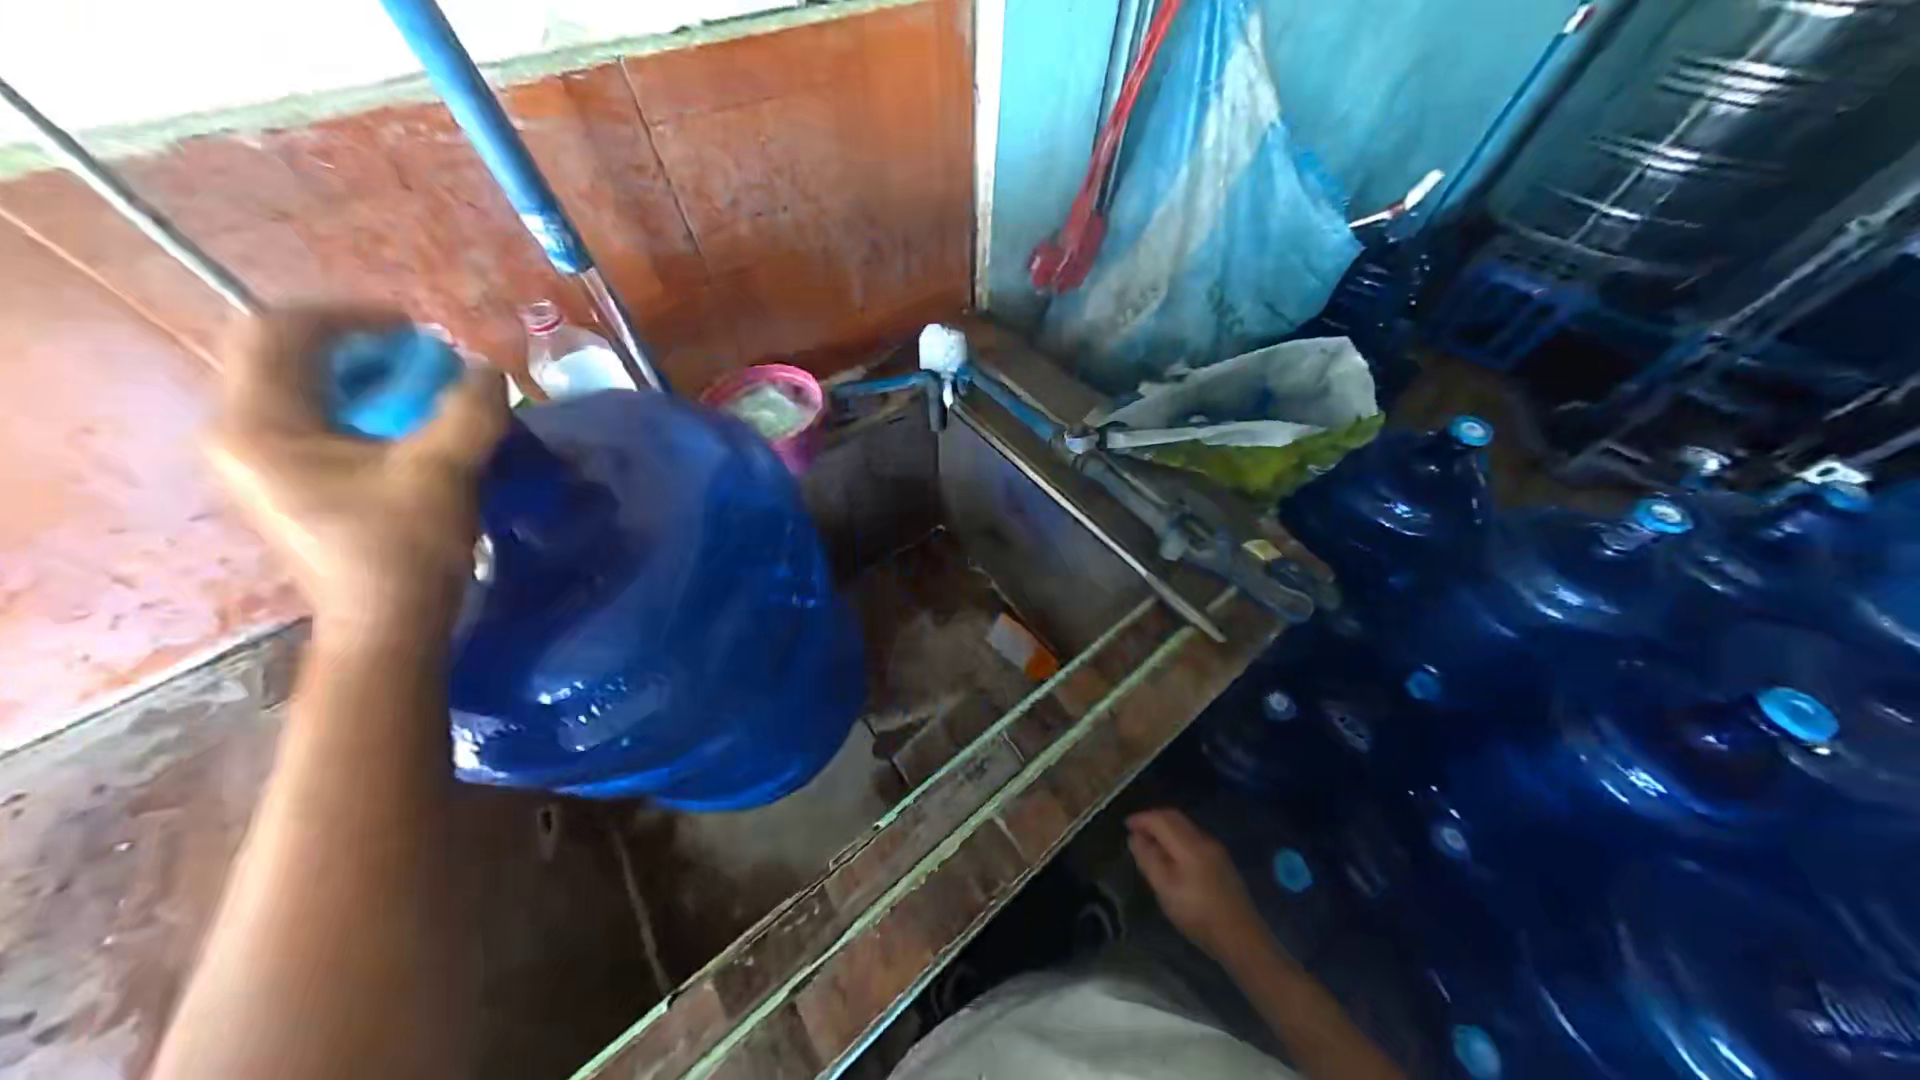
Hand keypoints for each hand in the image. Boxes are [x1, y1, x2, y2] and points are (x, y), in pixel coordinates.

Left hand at [207, 307, 507, 643]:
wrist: (388, 625)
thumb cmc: (403, 550)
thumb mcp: (444, 472)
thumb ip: (469, 412)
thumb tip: (486, 371)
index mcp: (259, 426)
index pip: (278, 331)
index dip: (349, 316)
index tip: (416, 330)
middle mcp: (243, 436)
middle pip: (289, 357)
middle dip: (365, 349)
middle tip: (428, 362)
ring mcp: (264, 463)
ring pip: (308, 390)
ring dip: (371, 380)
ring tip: (428, 393)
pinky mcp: (293, 483)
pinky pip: (322, 422)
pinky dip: (368, 411)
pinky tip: (414, 429)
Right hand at [1127, 808, 1270, 961]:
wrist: (1242, 938)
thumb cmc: (1198, 915)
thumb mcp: (1165, 889)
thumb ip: (1148, 859)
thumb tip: (1135, 837)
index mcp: (1190, 845)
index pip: (1162, 819)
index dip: (1141, 819)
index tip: (1126, 825)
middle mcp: (1205, 840)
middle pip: (1175, 817)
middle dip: (1153, 819)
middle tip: (1135, 831)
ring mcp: (1216, 850)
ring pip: (1186, 827)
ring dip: (1165, 828)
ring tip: (1150, 843)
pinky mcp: (1222, 861)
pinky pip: (1194, 837)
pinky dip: (1177, 838)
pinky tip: (1171, 855)